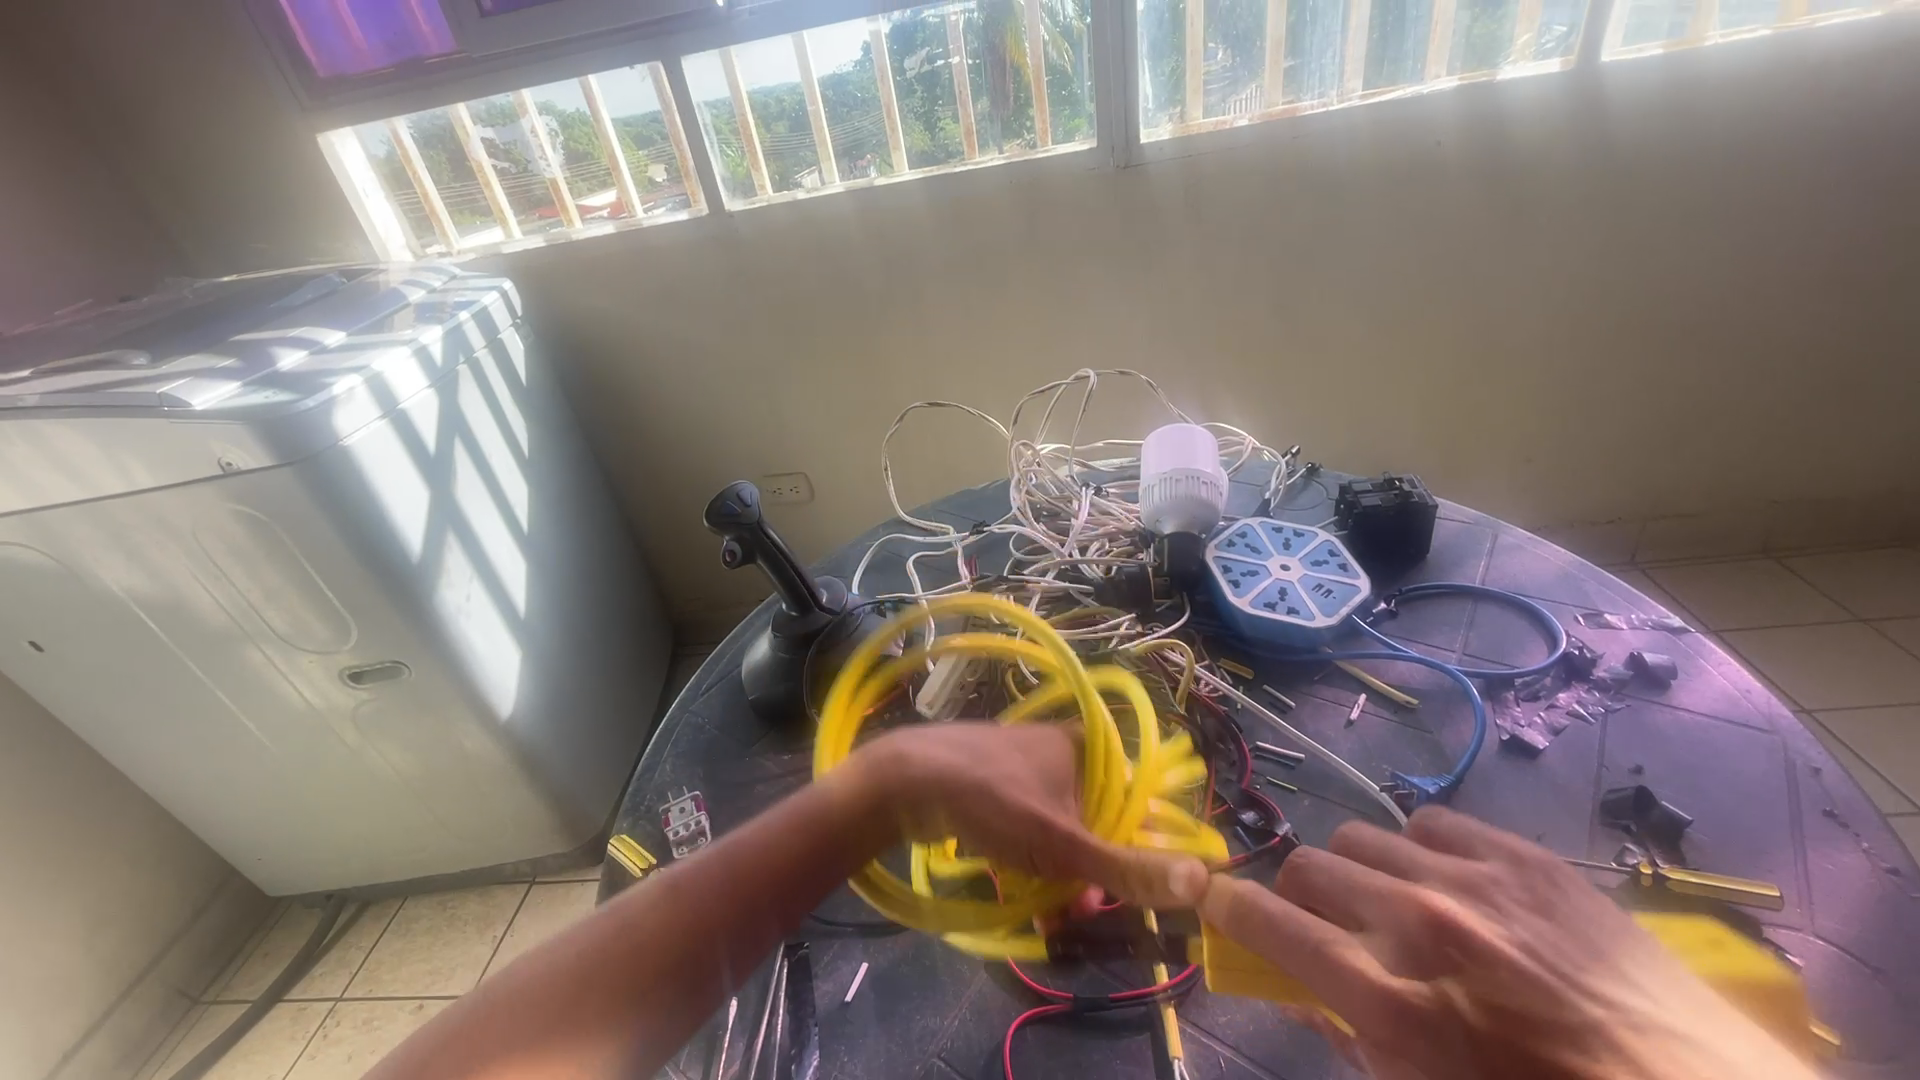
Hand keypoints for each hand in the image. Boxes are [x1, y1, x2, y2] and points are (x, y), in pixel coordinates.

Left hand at [848, 722, 1209, 909]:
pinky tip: (1022, 895)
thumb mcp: (1062, 841)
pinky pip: (1027, 831)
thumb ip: (1126, 866)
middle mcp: (1060, 754)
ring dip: (1060, 877)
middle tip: (1080, 911)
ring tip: (1048, 915)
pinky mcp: (995, 791)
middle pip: (1098, 821)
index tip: (1129, 890)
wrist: (903, 781)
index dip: (1140, 847)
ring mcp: (1024, 772)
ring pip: (1060, 832)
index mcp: (1087, 750)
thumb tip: (1204, 883)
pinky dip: (1029, 863)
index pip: (1137, 798)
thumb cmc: (991, 799)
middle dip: (1092, 873)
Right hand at [1199, 806, 1817, 1079]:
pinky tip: (1452, 887)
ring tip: (1399, 907)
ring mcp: (1476, 881)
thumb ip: (1349, 1043)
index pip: (1268, 924)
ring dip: (1363, 873)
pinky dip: (1421, 852)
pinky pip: (1431, 823)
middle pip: (1308, 866)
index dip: (1231, 908)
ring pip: (1362, 837)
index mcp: (1391, 1002)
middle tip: (1331, 928)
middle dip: (1303, 898)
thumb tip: (1298, 991)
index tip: (1220, 903)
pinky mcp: (1528, 858)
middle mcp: (1420, 925)